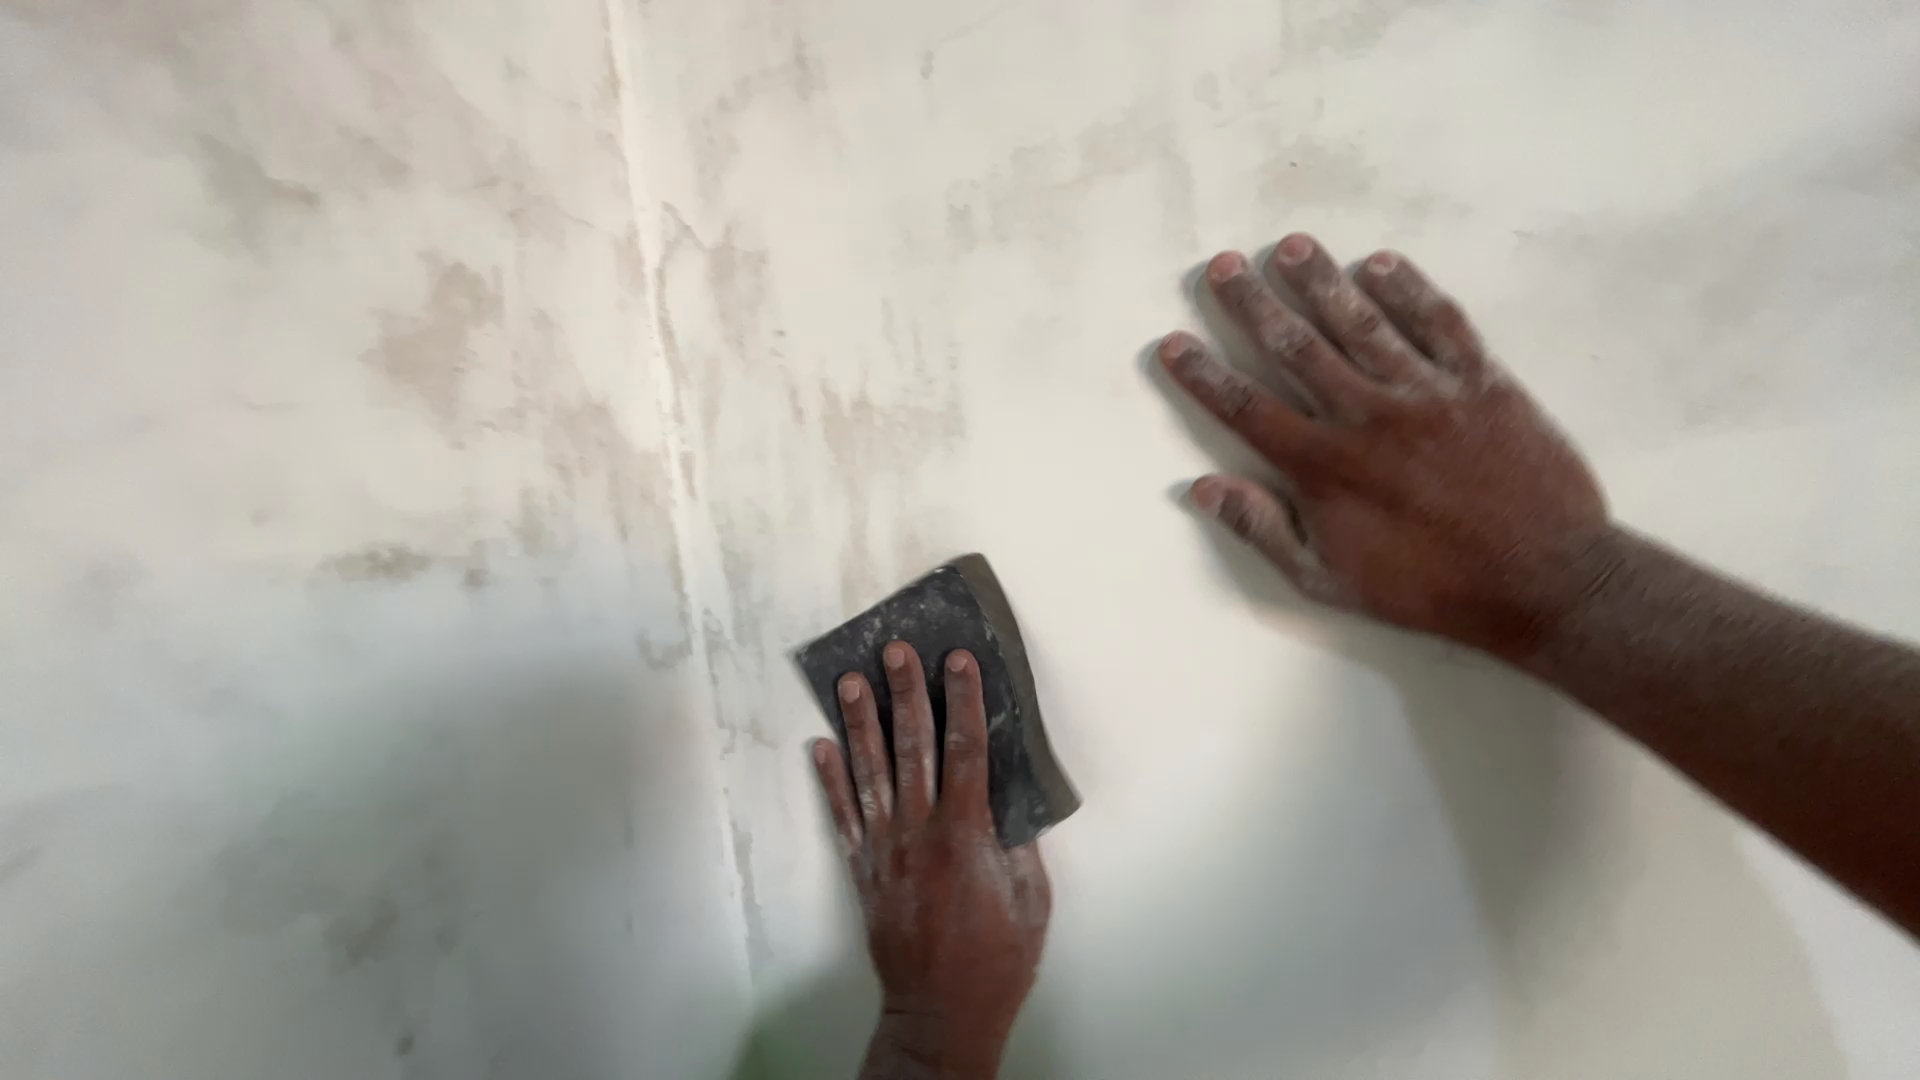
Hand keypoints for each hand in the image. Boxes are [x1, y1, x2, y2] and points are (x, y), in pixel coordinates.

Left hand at [812, 643, 1050, 1079]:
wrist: (939, 1015)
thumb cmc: (996, 959)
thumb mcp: (1031, 898)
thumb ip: (1018, 839)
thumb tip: (1008, 788)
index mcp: (965, 834)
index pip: (967, 750)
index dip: (964, 700)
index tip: (959, 659)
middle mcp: (919, 831)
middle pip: (912, 747)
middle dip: (904, 693)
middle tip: (894, 651)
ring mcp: (884, 848)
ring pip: (869, 772)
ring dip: (858, 723)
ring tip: (848, 682)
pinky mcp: (862, 868)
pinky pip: (842, 815)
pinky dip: (829, 779)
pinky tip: (819, 746)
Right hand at [1160, 233, 1613, 658]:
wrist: (1542, 581)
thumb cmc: (1424, 587)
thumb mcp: (1325, 581)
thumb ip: (1263, 531)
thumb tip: (1203, 488)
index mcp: (1324, 467)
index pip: (1247, 409)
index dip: (1204, 375)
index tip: (1173, 342)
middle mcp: (1367, 417)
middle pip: (1297, 349)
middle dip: (1253, 305)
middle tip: (1224, 266)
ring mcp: (1427, 393)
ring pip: (1362, 324)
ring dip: (1321, 282)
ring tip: (1291, 246)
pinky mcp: (1483, 382)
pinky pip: (1441, 324)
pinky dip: (1410, 291)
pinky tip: (1381, 264)